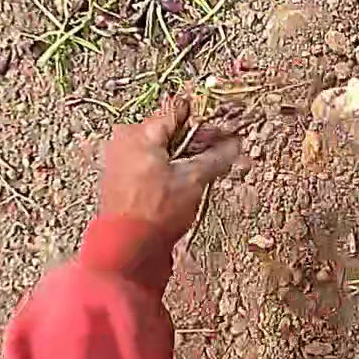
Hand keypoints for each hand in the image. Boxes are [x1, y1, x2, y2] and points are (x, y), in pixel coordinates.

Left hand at [97, 98, 240, 245]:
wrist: (127, 246)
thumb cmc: (159, 208)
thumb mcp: (194, 179)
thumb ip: (217, 156)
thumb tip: (237, 142)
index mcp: (138, 133)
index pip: (178, 112)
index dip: (205, 119)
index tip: (228, 126)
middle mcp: (125, 139)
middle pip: (171, 130)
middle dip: (199, 139)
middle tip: (225, 150)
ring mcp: (121, 157)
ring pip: (164, 146)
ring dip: (189, 154)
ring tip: (212, 166)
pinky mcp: (123, 176)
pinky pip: (154, 160)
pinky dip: (173, 165)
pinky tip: (191, 178)